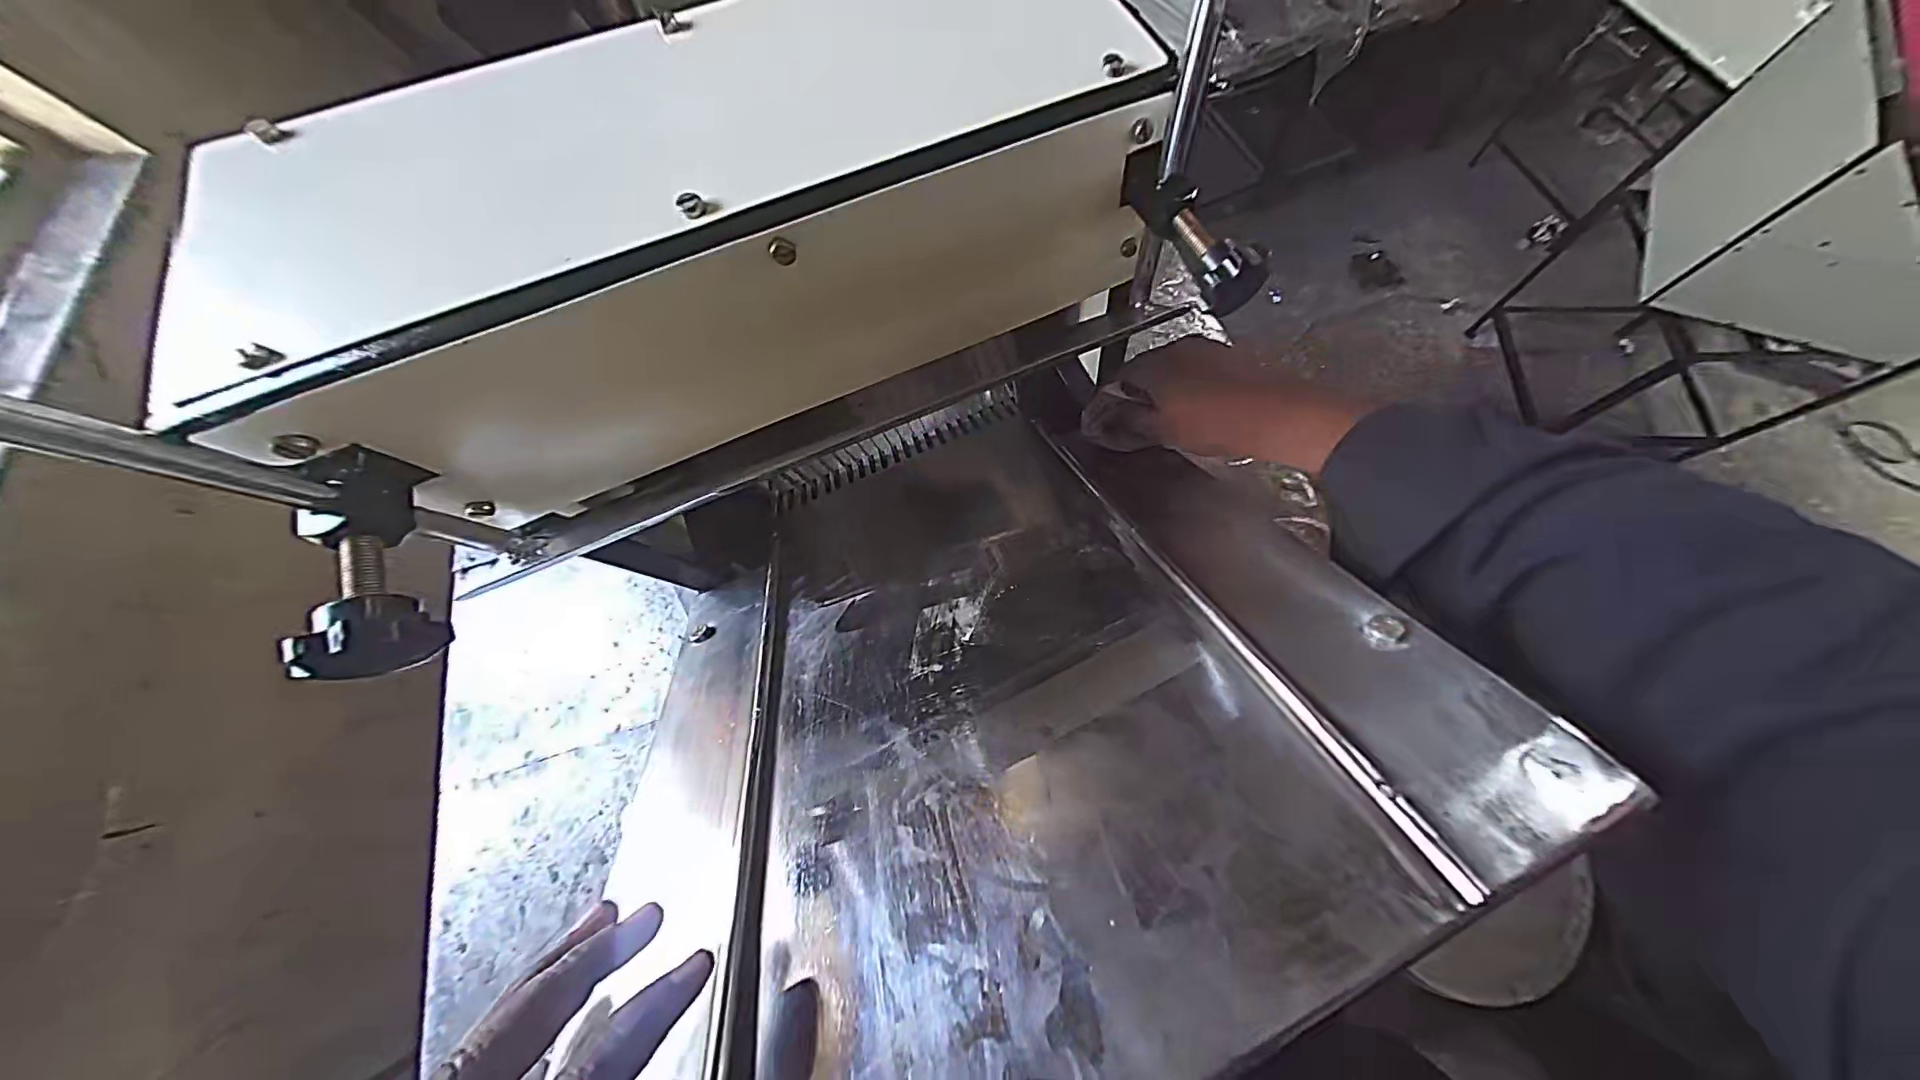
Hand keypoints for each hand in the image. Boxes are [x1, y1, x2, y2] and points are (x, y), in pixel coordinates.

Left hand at [435, 901, 712, 1079]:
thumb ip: (602, 1074)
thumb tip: (650, 1037)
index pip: (601, 1057)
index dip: (657, 1005)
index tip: (698, 961)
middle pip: (540, 1006)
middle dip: (599, 952)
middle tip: (649, 911)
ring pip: (498, 1009)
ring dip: (557, 960)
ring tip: (596, 919)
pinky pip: (472, 1039)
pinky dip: (514, 1005)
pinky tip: (535, 998)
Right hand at [1086, 337, 1373, 472]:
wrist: (1278, 414)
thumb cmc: (1219, 422)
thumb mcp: (1164, 431)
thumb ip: (1132, 423)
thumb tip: (1111, 421)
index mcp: (1155, 363)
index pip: (1119, 376)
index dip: (1113, 399)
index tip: (1113, 417)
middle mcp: (1180, 348)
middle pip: (1149, 369)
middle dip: (1142, 392)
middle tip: (1143, 420)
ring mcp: (1209, 349)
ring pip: (1177, 368)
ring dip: (1171, 389)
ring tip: (1175, 418)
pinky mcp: (1234, 356)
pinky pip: (1203, 371)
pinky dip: (1196, 387)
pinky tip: (1204, 410)